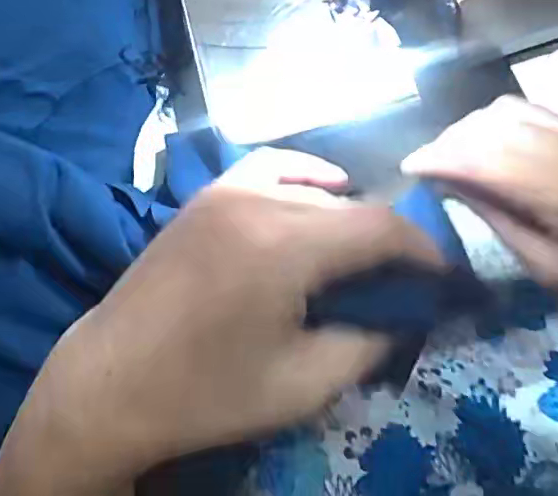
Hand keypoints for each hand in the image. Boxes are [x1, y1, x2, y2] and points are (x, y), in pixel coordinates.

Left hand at [0, 150, 443, 492]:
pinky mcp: (206, 193)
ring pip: (309, 183)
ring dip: (344, 210)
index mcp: (284, 245)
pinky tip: (314, 195)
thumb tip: (402, 315)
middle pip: (346, 204)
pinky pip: (267, 166)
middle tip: (403, 278)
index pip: (378, 226)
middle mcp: (258, 199)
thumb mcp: (301, 384)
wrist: (113, 375)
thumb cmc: (207, 390)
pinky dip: (301, 175)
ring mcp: (226, 188)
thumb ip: (365, 343)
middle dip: (385, 237)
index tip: (445, 275)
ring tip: (358, 250)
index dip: (423, 247)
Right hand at [401, 97, 557, 369]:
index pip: (480, 153)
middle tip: (433, 167)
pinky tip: (508, 156)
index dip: (437, 155)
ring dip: (480, 128)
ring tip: (464, 158)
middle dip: (453, 138)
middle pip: (493, 120)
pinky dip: (513, 128)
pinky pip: (546, 117)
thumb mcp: (557, 277)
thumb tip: (450, 183)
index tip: (409, 167)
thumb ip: (498, 218)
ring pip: (516, 109)